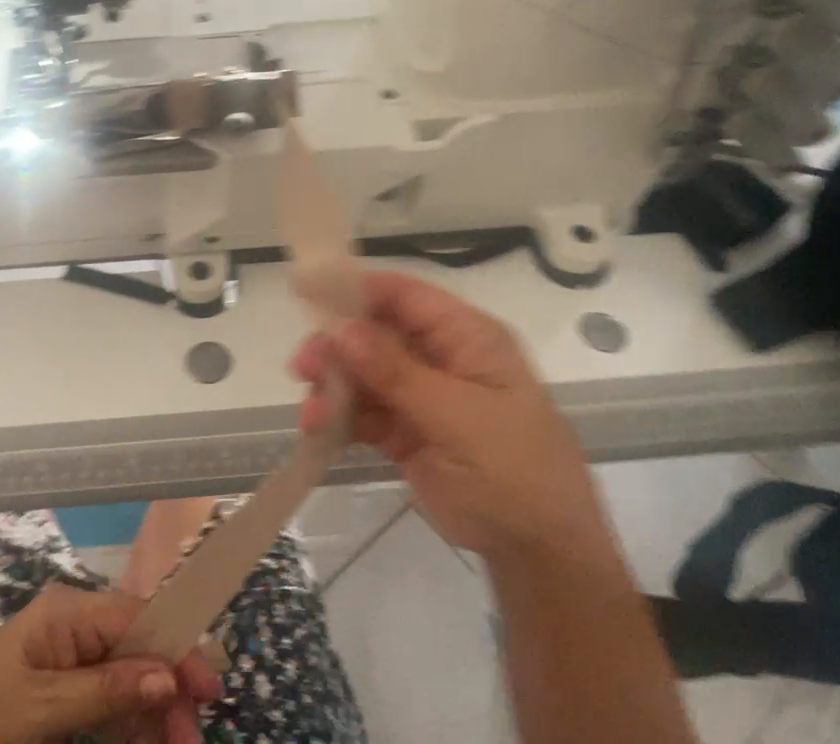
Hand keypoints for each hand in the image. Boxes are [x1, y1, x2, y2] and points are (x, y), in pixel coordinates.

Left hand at [0, 584, 220, 743]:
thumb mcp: (43, 708)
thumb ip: (108, 690)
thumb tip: (169, 676)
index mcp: (67, 611)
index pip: (138, 616)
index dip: (176, 648)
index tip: (210, 687)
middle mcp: (73, 623)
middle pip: (138, 646)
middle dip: (169, 687)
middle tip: (192, 736)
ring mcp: (68, 653)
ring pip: (129, 673)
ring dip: (155, 707)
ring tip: (179, 742)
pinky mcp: (62, 682)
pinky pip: (109, 694)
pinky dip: (130, 717)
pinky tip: (150, 737)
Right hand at [289, 271, 610, 563]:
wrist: (538, 550)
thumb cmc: (512, 470)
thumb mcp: (457, 417)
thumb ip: (396, 372)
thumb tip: (340, 328)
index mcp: (468, 339)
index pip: (406, 296)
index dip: (356, 289)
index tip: (305, 292)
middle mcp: (442, 359)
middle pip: (376, 333)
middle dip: (336, 346)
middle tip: (301, 367)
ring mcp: (424, 398)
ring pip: (364, 374)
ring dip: (333, 386)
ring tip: (311, 412)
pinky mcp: (407, 434)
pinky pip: (365, 414)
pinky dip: (340, 418)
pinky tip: (317, 429)